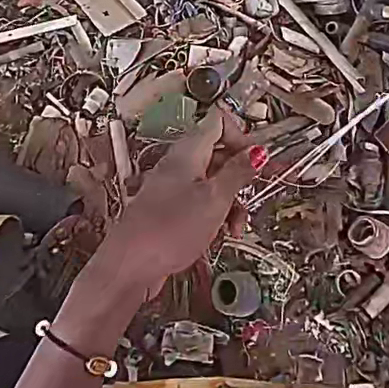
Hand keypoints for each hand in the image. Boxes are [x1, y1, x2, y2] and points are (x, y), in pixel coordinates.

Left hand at [89, 108, 261, 299]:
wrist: (130, 265)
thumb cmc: (171, 229)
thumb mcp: (215, 199)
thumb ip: (238, 172)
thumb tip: (258, 150)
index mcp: (189, 152)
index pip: (219, 122)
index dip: (242, 136)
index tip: (257, 160)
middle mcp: (179, 164)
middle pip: (218, 154)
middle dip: (240, 174)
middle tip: (255, 193)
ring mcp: (172, 187)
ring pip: (212, 182)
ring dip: (231, 200)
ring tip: (236, 226)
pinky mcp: (169, 211)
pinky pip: (200, 203)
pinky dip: (215, 214)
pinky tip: (221, 233)